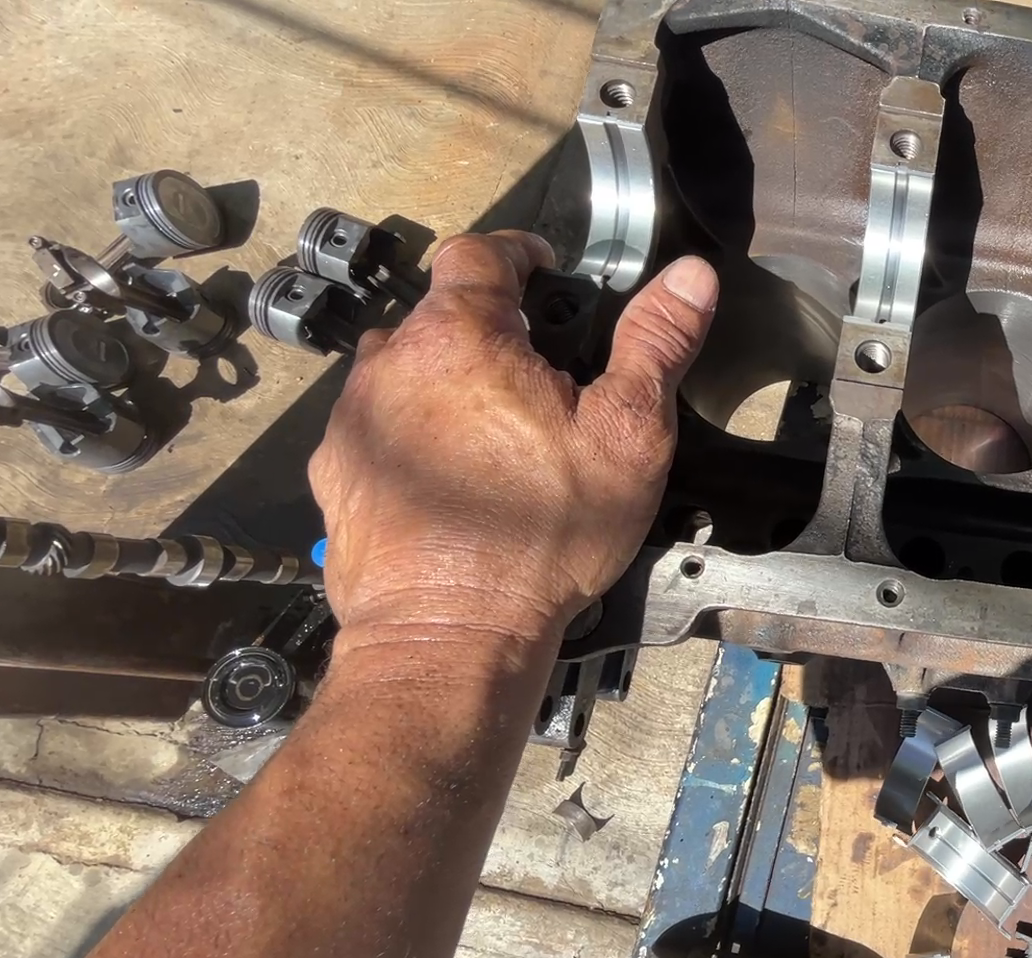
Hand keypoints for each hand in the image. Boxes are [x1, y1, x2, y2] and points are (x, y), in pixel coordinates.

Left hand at [308, 232, 718, 653]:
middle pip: (443, 317)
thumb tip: (692, 276)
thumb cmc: (548, 529)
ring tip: (504, 433)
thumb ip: (656, 347)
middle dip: (494, 331)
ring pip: (410, 371)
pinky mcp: (340, 472)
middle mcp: (390, 363)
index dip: (519, 252)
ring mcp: (355, 419)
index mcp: (463, 339)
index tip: (548, 268)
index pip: (479, 254)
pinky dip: (423, 432)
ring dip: (454, 382)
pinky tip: (462, 479)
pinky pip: (386, 425)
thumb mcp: (627, 436)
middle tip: (546, 378)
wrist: (455, 631)